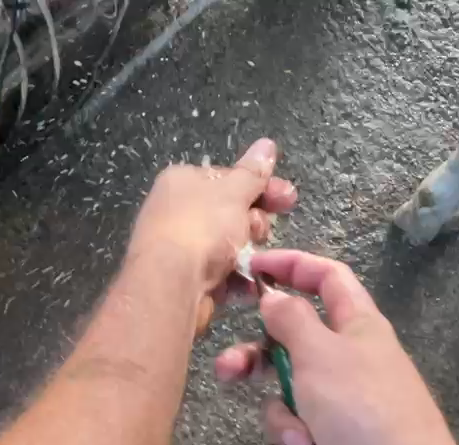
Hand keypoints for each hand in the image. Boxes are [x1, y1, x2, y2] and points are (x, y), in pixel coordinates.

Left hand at [125, 138, 297, 333]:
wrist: (172, 285)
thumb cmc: (201, 228)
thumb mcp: (233, 192)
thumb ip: (253, 173)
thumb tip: (267, 145)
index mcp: (184, 181)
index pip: (229, 179)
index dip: (260, 188)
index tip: (287, 198)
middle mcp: (179, 213)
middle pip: (231, 214)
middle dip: (254, 223)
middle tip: (258, 232)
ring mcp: (182, 249)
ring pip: (229, 247)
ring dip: (249, 254)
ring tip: (253, 261)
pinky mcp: (188, 282)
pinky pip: (221, 275)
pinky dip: (237, 279)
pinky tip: (249, 282)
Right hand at [214, 249, 458, 444]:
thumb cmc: (363, 409)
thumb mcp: (321, 354)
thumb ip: (290, 321)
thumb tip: (273, 297)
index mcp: (356, 328)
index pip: (325, 279)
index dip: (291, 266)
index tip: (252, 269)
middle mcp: (346, 365)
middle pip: (288, 348)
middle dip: (256, 364)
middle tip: (228, 372)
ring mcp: (337, 412)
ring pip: (283, 405)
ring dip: (284, 426)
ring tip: (306, 444)